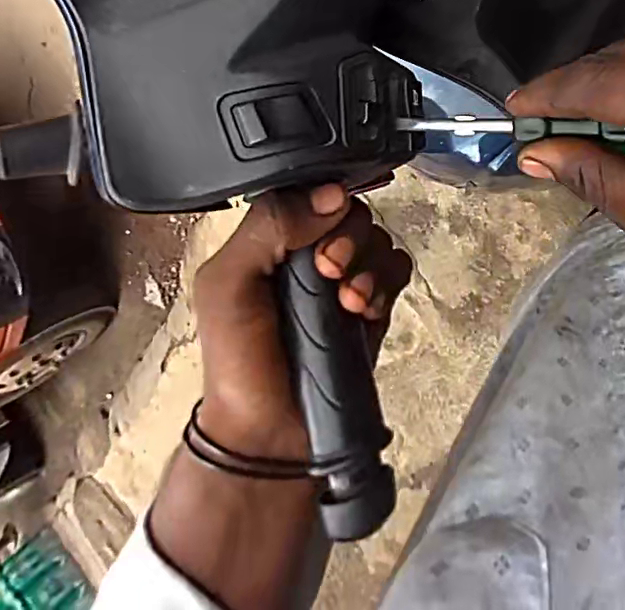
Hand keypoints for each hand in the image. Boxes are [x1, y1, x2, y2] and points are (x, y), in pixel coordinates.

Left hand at [191, 184, 410, 457]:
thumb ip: (268, 228)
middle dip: (348, 242)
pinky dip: (388, 282)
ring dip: (370, 266)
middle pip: (352, 213)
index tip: (317, 244)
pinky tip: (367, 310)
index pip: (313, 194)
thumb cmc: (239, 358)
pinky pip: (397, 267)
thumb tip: (332, 195)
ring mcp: (346, 275)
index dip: (324, 208)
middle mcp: (311, 250)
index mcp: (273, 238)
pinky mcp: (374, 301)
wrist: (272, 430)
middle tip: (330, 275)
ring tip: (349, 304)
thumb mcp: (228, 283)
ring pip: (378, 238)